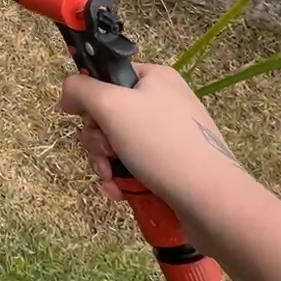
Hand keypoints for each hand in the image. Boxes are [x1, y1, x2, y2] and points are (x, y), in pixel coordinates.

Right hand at [59, 63, 249, 210]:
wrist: (214, 204)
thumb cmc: (161, 144)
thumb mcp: (109, 104)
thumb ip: (78, 89)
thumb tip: (66, 98)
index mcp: (155, 78)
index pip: (108, 77)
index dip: (89, 97)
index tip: (84, 117)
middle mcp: (164, 104)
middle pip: (108, 113)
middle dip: (96, 138)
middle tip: (103, 152)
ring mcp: (170, 138)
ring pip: (117, 143)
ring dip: (104, 161)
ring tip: (110, 178)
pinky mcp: (174, 168)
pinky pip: (134, 166)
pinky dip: (121, 179)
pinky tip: (118, 191)